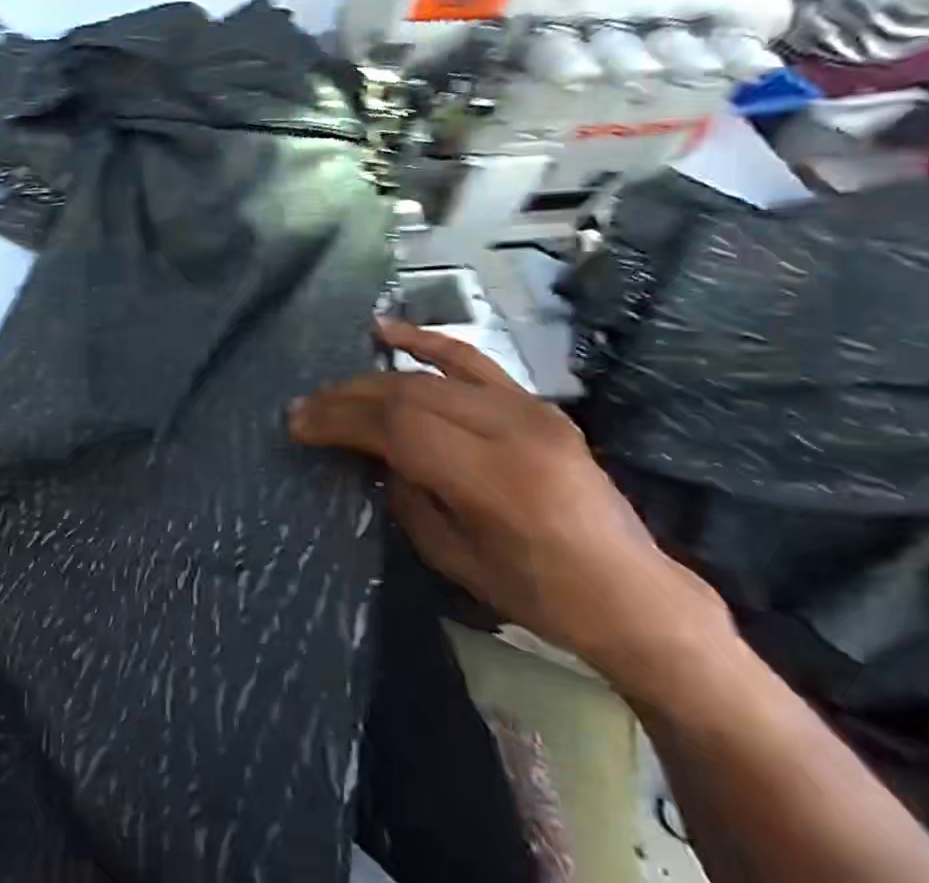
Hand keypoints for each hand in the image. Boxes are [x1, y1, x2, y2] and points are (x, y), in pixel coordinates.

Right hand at [289, 320, 734, 698]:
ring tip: (335, 386)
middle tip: (306, 409)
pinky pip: (477, 363)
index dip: (342, 421)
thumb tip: (373, 456)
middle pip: (411, 394)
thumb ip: (409, 499)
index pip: (400, 427)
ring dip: (378, 377)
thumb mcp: (458, 561)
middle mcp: (513, 430)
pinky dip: (431, 344)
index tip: (300, 425)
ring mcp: (532, 410)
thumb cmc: (541, 596)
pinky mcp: (539, 404)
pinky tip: (391, 333)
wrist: (629, 589)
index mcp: (493, 480)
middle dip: (350, 398)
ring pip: (436, 375)